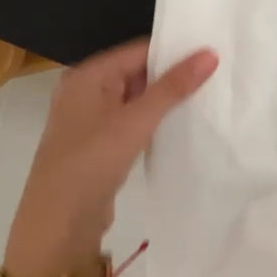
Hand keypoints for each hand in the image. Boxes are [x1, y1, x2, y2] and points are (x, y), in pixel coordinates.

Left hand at [4, 40, 218, 275]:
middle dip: (174, 75)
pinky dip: (156, 120)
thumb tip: (210, 53)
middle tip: (219, 73)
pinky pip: (134, 120)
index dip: (176, 51)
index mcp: (87, 76)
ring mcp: (91, 118)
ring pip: (139, 97)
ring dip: (167, 99)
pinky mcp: (100, 143)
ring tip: (209, 95)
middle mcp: (86, 91)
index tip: (215, 53)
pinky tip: (183, 124)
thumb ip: (173, 86)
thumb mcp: (136, 121)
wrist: (58, 225)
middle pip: (139, 71)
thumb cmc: (92, 163)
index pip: (140, 50)